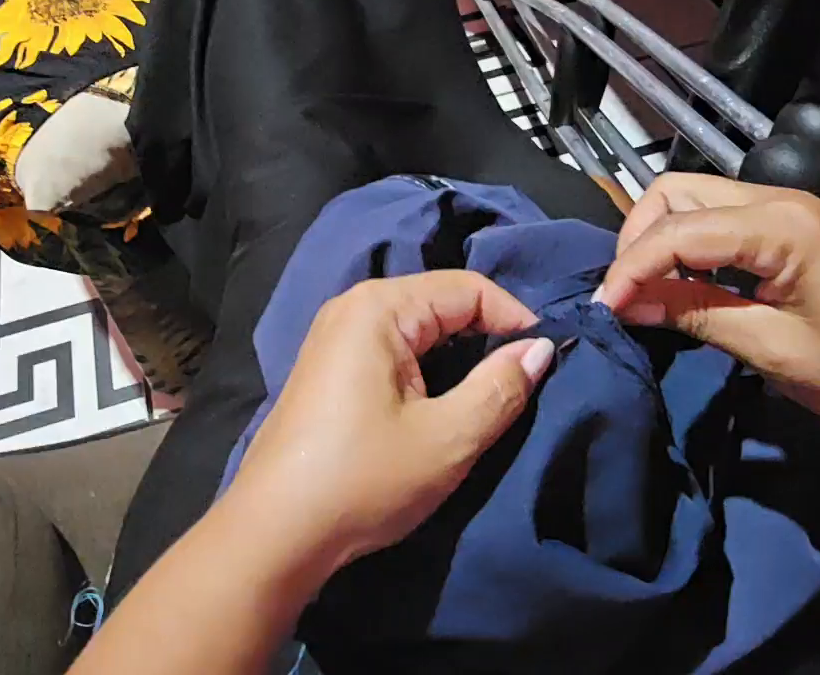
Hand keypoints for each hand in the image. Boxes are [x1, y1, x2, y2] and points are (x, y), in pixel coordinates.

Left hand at [223, 271, 556, 576]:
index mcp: (379, 307)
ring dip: (458, 349)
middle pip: (439, 299)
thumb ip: (500, 388)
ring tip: (491, 387)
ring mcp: (336, 333)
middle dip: (486, 331)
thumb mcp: (447, 439)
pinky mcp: (330, 363)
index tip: (545, 358)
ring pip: (417, 322)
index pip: (466, 288)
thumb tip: (540, 348)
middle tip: (523, 374)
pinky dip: (427, 361)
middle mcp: (353, 305)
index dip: (513, 317)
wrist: (274, 531)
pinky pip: (393, 342)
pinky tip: (443, 394)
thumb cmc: (363, 479)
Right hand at [594, 173, 819, 436]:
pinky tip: (683, 279)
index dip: (630, 267)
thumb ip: (694, 313)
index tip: (603, 307)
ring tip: (646, 289)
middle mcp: (779, 199)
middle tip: (626, 293)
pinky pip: (717, 216)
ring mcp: (787, 207)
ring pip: (692, 198)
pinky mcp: (791, 224)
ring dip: (659, 237)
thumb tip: (626, 304)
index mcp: (781, 225)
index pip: (677, 230)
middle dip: (638, 238)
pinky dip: (687, 242)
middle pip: (675, 192)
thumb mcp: (774, 351)